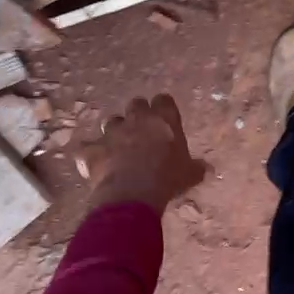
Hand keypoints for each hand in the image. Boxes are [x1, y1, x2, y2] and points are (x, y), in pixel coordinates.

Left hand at [76, 94, 206, 214]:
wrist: (133, 193)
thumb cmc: (167, 178)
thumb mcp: (189, 174)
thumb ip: (196, 168)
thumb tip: (207, 169)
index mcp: (163, 118)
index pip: (164, 100)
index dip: (163, 109)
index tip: (165, 120)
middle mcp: (137, 118)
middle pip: (136, 104)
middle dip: (137, 115)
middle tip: (142, 132)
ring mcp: (112, 132)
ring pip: (111, 122)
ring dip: (115, 132)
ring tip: (118, 148)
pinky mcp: (93, 149)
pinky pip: (86, 147)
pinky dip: (89, 153)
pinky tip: (92, 161)